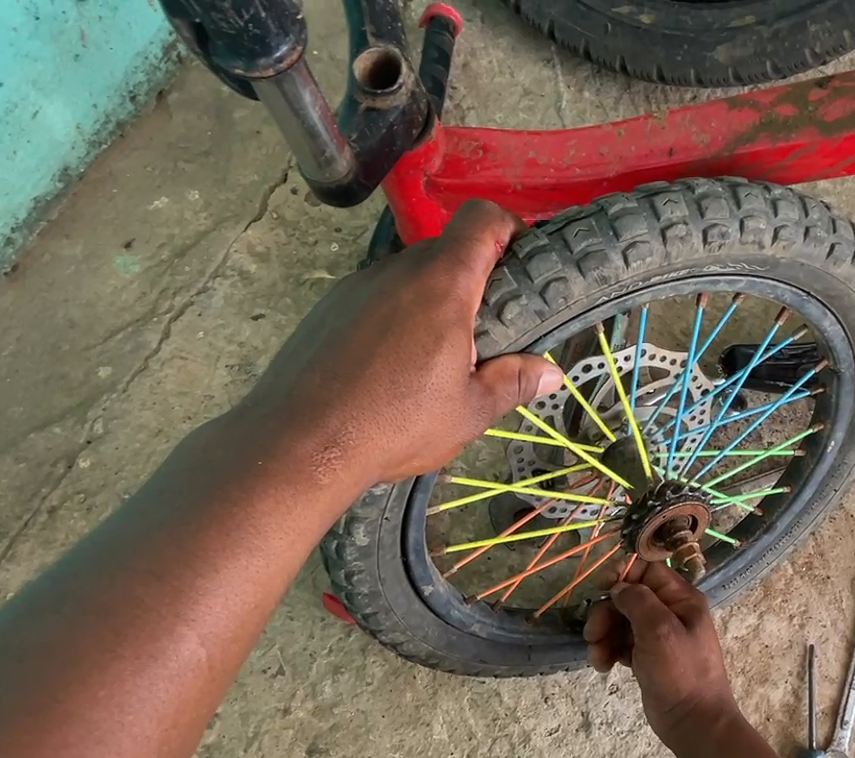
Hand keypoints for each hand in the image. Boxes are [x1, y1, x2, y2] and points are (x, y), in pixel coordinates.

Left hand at [237, 200, 562, 484]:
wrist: (302, 441)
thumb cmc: (397, 423)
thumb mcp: (470, 411)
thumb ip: (514, 383)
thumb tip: (553, 373)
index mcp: (443, 284)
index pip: (481, 219)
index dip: (509, 228)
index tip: (523, 261)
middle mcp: (398, 270)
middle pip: (446, 250)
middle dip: (474, 281)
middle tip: (487, 332)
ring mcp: (357, 285)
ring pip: (410, 277)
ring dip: (433, 303)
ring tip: (436, 359)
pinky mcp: (329, 307)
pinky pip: (377, 298)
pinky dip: (396, 317)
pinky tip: (392, 368)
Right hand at [584, 562, 743, 754]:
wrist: (694, 723)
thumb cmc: (682, 673)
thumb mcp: (659, 629)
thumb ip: (637, 600)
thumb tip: (617, 586)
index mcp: (681, 598)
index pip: (647, 570)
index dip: (622, 574)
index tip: (601, 588)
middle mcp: (670, 612)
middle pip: (628, 597)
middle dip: (606, 613)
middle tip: (592, 634)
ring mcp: (657, 636)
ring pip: (620, 621)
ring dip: (602, 635)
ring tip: (596, 657)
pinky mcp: (646, 657)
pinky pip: (620, 643)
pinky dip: (608, 651)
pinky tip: (603, 666)